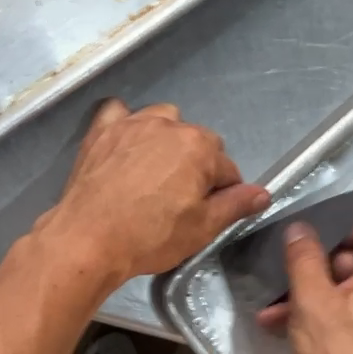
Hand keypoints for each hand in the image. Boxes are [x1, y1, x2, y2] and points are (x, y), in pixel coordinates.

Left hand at [34, 99, 268, 290]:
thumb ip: (235, 206)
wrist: (88, 239)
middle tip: (182, 200)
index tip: (211, 211)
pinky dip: (127, 125)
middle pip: (197, 142)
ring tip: (157, 172)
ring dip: (167, 140)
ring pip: (163, 120)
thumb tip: (263, 194)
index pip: (227, 168)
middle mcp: (168, 125)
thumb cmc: (150, 237)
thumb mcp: (202, 228)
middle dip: (197, 165)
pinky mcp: (101, 132)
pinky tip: (126, 145)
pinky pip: (119, 114)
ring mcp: (132, 124)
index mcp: (199, 148)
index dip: (224, 192)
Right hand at [258, 213, 352, 353]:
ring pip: (337, 285)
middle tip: (279, 263)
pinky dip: (310, 311)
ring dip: (303, 290)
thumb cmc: (335, 353)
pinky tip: (275, 321)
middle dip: (311, 260)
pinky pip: (336, 309)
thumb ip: (304, 257)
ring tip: (269, 301)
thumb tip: (299, 227)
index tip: (306, 226)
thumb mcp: (312, 300)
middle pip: (350, 254)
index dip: (340, 219)